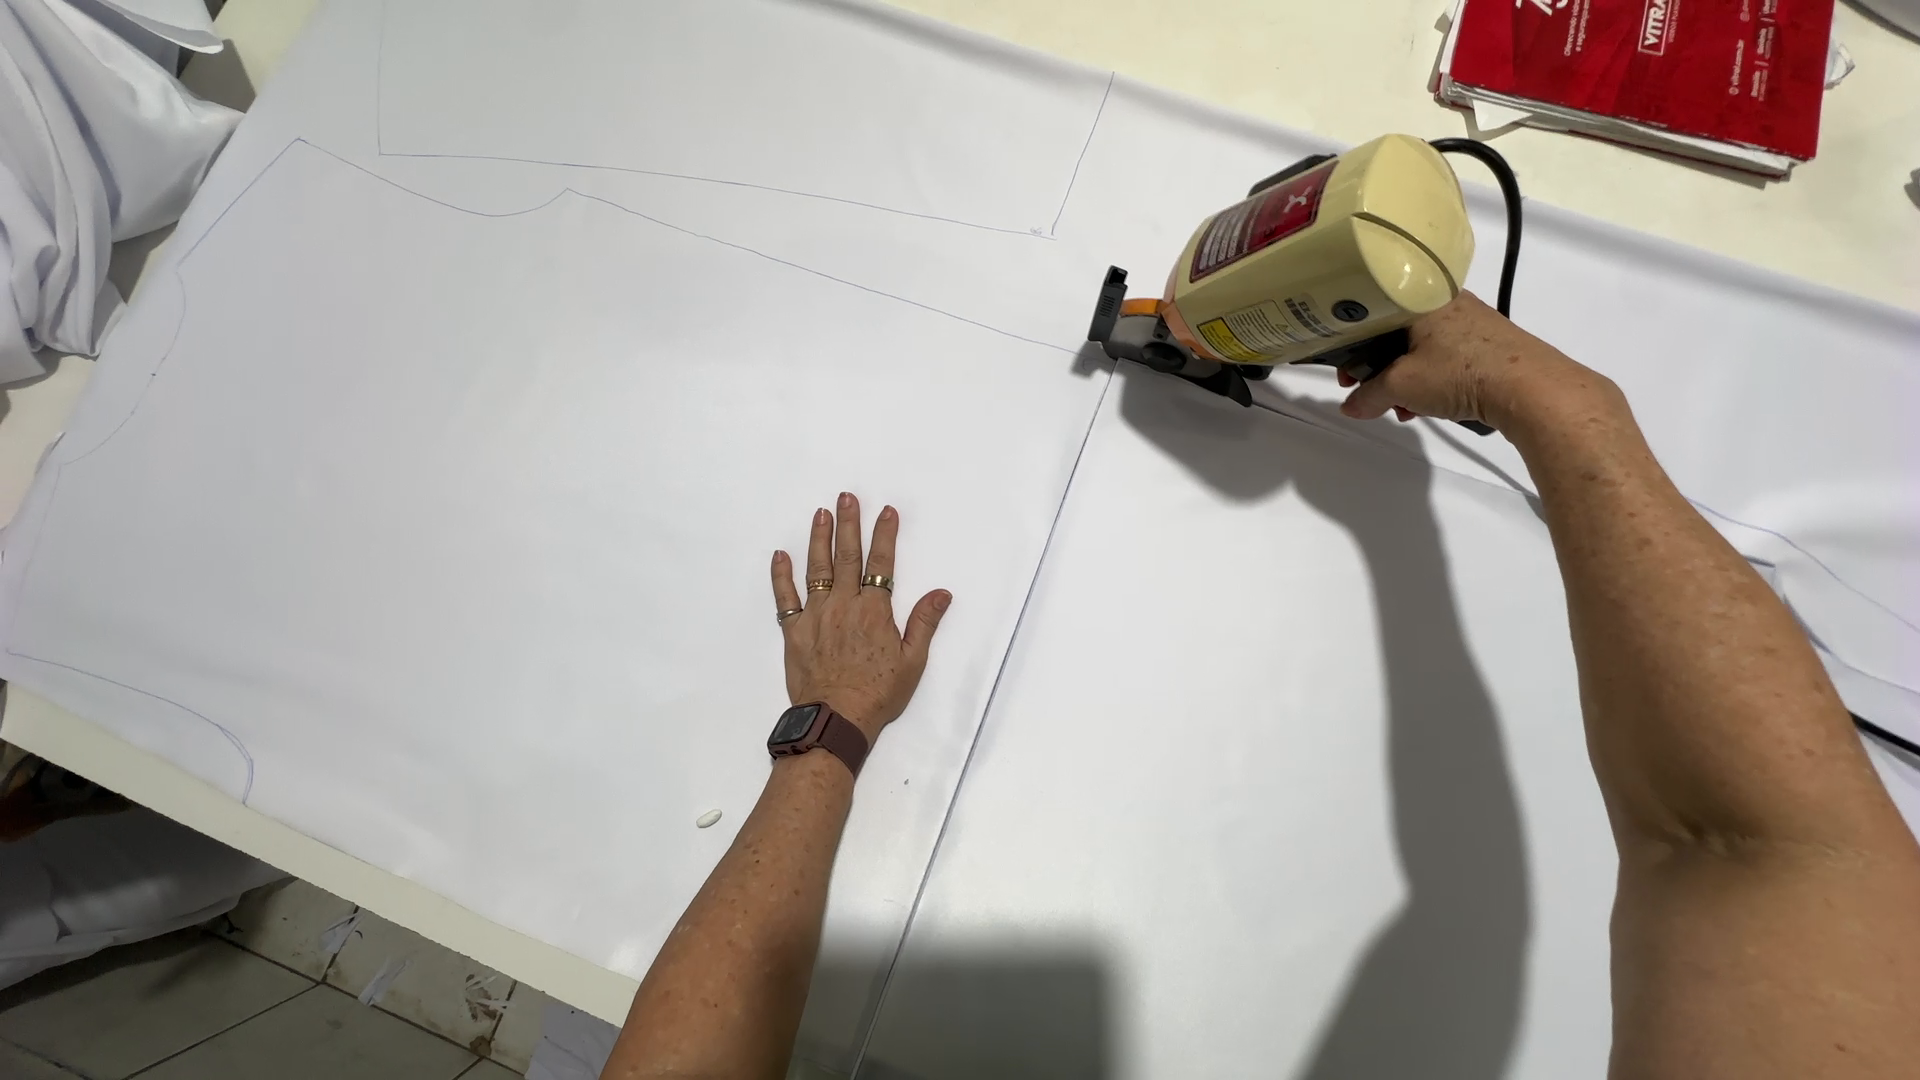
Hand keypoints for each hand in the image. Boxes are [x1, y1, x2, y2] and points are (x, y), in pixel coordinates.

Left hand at [770, 493, 950, 741]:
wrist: (836, 719)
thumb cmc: (878, 693)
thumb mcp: (912, 661)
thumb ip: (924, 623)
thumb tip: (942, 593)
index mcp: (874, 611)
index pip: (881, 564)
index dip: (884, 535)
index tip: (886, 510)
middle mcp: (844, 605)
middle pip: (846, 556)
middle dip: (848, 524)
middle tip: (845, 497)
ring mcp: (816, 615)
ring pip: (816, 568)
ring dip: (818, 539)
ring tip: (820, 514)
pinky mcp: (794, 631)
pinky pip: (785, 597)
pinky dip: (781, 575)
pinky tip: (779, 555)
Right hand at [1337, 291, 1591, 431]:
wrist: (1531, 388)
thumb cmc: (1458, 373)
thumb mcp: (1399, 387)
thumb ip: (1366, 396)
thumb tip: (1350, 408)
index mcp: (1422, 302)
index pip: (1373, 318)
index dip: (1351, 349)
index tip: (1346, 377)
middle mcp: (1447, 304)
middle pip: (1396, 337)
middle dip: (1378, 371)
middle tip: (1371, 395)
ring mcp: (1472, 324)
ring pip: (1420, 351)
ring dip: (1403, 382)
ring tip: (1403, 409)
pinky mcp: (1490, 345)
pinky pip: (1444, 359)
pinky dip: (1429, 381)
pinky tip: (1428, 406)